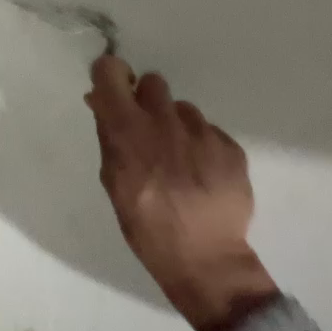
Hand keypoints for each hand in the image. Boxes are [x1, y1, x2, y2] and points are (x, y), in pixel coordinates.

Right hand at [85, 53, 280, 330]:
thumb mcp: (112, 179)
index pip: (111, 71)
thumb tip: (100, 101)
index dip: (111, 77)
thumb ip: (108, 136)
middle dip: (147, 101)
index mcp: (127, 128)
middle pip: (153, 83)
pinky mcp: (231, 148)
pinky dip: (203, 147)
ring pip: (183, 109)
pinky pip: (210, 132)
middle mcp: (164, 120)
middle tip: (148, 130)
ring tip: (180, 160)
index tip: (114, 93)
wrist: (204, 259)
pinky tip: (202, 175)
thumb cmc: (144, 223)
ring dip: (177, 125)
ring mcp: (202, 133)